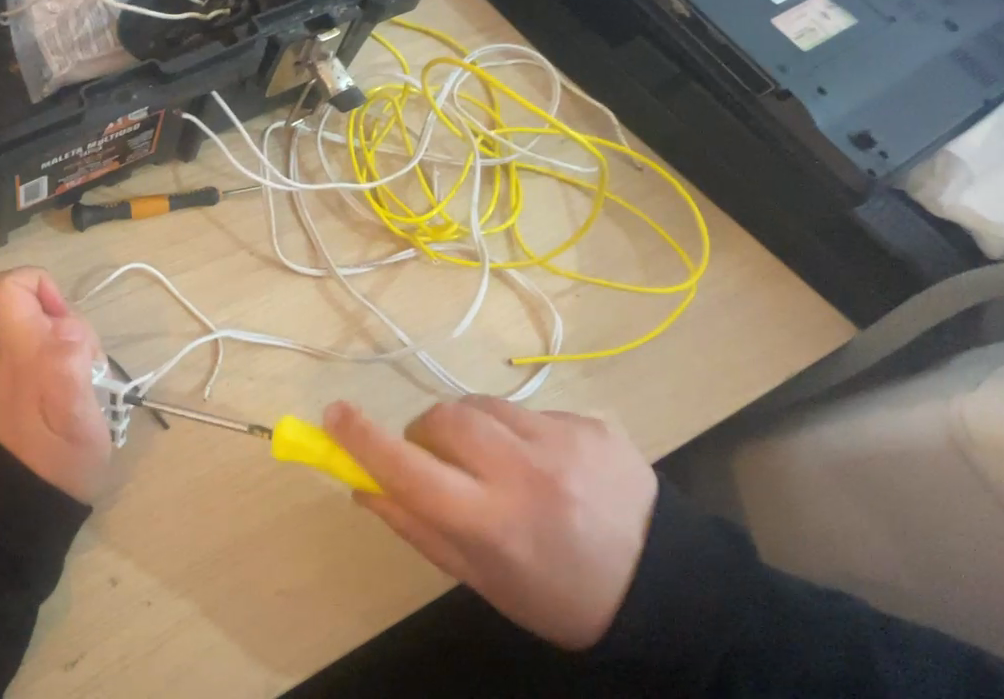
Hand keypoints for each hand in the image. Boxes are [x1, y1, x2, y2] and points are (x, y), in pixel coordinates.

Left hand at [0, 268, 111, 503]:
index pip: (9, 286)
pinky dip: (72, 367)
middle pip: (42, 307)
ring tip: (88, 390)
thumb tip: (69, 327)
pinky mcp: (22, 383)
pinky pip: (51, 353)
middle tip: (90, 370)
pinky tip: (81, 398)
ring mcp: (15, 366)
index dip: (41, 284)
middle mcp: (11, 350)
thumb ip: (70, 364)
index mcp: (21, 349)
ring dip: (79, 351)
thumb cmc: (57, 461)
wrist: (25, 500)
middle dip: (75, 328)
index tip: (68, 321)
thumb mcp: (76, 417)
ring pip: (51, 330)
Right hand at [325, 396, 657, 649]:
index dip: (362, 437)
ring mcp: (564, 442)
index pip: (406, 467)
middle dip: (426, 434)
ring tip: (498, 462)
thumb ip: (415, 526)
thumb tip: (359, 483)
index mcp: (491, 522)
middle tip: (439, 461)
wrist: (669, 594)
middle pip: (441, 419)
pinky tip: (547, 466)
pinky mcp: (593, 424)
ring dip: (471, 427)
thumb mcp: (481, 578)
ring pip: (481, 406)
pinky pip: (530, 412)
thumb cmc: (558, 597)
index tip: (334, 413)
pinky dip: (520, 432)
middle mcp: (524, 473)